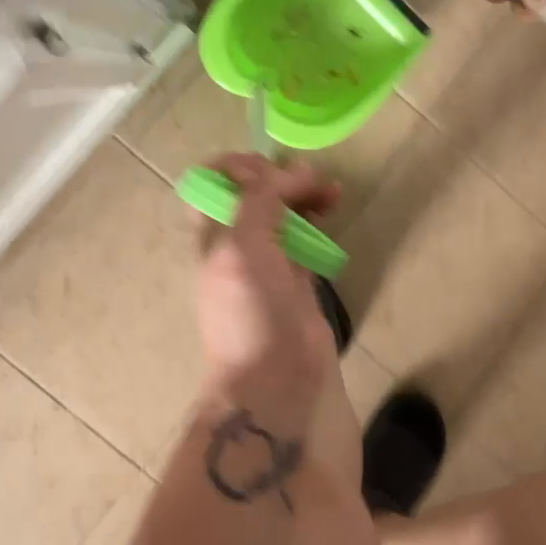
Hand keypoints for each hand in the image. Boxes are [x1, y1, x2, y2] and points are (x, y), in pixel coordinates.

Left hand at [195, 154, 341, 419]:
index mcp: (212, 232)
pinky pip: (306, 233)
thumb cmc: (249, 309)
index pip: (213, 181)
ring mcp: (269, 258)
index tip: (268, 168)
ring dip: (304, 191)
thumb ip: (262, 198)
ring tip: (331, 191)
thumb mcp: (242, 244)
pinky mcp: (298, 275)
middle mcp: (237, 240)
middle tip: (307, 178)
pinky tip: (333, 209)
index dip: (239, 165)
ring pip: (284, 208)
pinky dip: (319, 216)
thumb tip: (296, 171)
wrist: (274, 378)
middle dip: (280, 174)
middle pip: (254, 190)